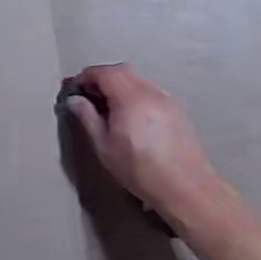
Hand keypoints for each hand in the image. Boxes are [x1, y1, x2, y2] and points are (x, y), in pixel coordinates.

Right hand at [63, 64, 226, 219]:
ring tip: (106, 107)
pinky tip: (128, 115)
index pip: (105, 73)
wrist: (186, 188)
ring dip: (118, 85)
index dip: (85, 76)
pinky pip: (149, 91)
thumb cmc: (142, 171)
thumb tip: (75, 101)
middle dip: (101, 78)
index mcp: (131, 99)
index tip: (74, 88)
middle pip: (122, 71)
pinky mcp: (176, 110)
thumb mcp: (104, 147)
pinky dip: (133, 94)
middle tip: (87, 95)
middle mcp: (151, 93)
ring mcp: (167, 100)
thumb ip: (88, 118)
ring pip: (137, 80)